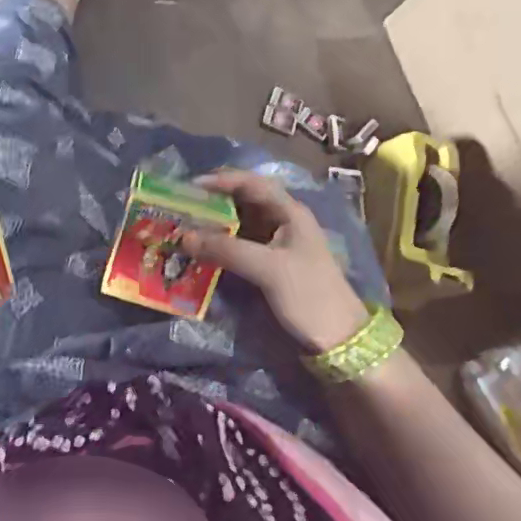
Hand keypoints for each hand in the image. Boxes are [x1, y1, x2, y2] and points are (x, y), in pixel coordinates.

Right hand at [180, 171, 369, 352]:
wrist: (339, 340)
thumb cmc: (309, 295)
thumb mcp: (267, 269)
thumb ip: (226, 250)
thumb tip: (184, 237)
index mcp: (290, 213)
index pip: (252, 183)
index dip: (222, 180)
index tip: (191, 186)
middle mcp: (283, 222)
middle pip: (244, 201)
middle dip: (213, 202)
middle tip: (181, 208)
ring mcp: (278, 244)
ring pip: (240, 225)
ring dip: (214, 225)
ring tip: (185, 228)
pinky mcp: (271, 265)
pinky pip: (240, 245)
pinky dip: (221, 245)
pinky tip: (201, 251)